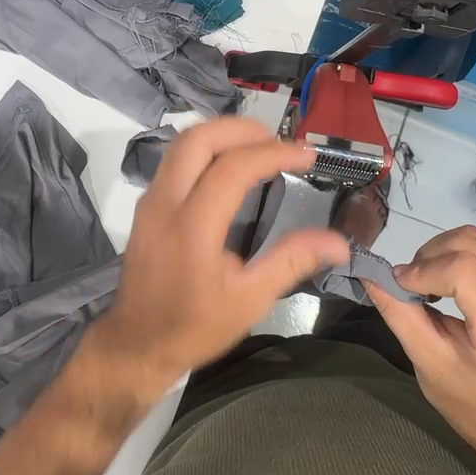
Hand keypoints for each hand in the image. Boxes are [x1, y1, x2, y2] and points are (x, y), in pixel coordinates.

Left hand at [91, 117, 350, 395]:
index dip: (273, 153)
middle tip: (279, 142)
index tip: (307, 156)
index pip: (233, 168)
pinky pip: (174, 158)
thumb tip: (339, 242)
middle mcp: (165, 203)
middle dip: (243, 129)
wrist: (136, 345)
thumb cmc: (195, 327)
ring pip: (182, 143)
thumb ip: (291, 261)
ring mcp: (150, 200)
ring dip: (222, 134)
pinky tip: (230, 164)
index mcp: (192, 227)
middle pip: (199, 139)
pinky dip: (205, 148)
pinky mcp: (146, 204)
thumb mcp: (249, 301)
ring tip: (259, 146)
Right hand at [366, 226, 475, 453]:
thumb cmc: (470, 401)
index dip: (425, 270)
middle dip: (429, 257)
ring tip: (429, 283)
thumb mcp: (428, 365)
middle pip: (471, 246)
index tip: (399, 285)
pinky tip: (450, 283)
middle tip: (411, 285)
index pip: (465, 271)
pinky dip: (459, 255)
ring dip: (442, 252)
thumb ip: (400, 316)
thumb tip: (370, 273)